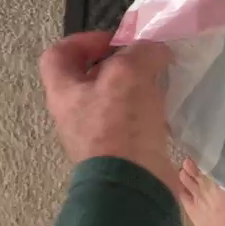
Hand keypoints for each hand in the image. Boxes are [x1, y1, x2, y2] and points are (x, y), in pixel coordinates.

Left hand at [38, 31, 176, 192]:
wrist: (133, 185)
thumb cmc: (120, 126)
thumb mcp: (129, 74)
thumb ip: (142, 52)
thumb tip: (156, 49)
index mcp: (64, 92)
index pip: (58, 55)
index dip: (84, 40)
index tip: (115, 41)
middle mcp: (74, 113)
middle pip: (90, 76)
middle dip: (119, 64)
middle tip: (145, 60)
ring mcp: (97, 134)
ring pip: (115, 99)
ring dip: (137, 87)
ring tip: (160, 82)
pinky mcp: (120, 150)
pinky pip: (132, 121)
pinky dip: (147, 110)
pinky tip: (166, 109)